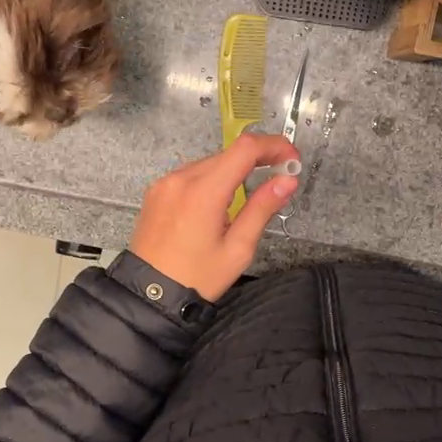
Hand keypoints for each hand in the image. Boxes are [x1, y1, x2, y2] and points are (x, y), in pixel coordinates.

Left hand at [129, 133, 299, 300]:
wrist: (149, 296)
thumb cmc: (195, 278)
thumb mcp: (237, 249)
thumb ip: (262, 208)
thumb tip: (287, 181)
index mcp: (203, 192)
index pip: (245, 148)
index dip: (275, 146)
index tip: (291, 160)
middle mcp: (181, 179)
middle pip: (228, 154)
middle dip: (258, 160)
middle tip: (279, 179)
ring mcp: (165, 184)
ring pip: (209, 163)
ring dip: (234, 171)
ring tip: (248, 197)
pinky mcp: (156, 192)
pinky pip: (190, 175)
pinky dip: (211, 181)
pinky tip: (218, 204)